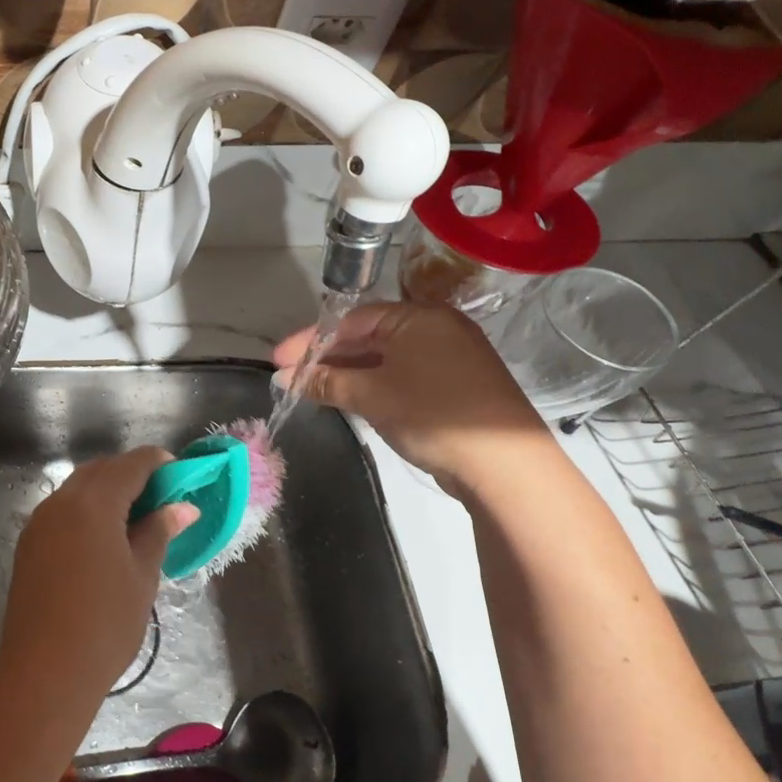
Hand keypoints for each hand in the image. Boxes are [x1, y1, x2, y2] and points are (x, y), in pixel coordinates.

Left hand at [0, 448, 197, 703]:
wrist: (45, 670)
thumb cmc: (105, 623)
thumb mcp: (142, 576)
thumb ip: (158, 532)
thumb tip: (182, 507)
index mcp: (93, 503)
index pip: (128, 466)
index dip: (156, 463)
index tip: (179, 473)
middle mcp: (60, 503)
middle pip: (99, 471)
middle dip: (130, 474)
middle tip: (161, 497)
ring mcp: (38, 523)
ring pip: (76, 490)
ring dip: (105, 492)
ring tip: (135, 519)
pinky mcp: (28, 545)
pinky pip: (60, 512)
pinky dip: (85, 512)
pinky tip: (103, 538)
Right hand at [273, 301, 549, 494]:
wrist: (503, 464)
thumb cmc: (432, 414)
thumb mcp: (371, 396)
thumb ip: (326, 382)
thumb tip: (283, 377)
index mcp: (418, 317)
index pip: (351, 320)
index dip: (311, 341)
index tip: (278, 362)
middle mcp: (436, 328)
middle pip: (368, 335)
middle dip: (327, 357)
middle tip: (290, 378)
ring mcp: (449, 356)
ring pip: (385, 357)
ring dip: (348, 372)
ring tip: (313, 390)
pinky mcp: (454, 384)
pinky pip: (402, 373)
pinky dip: (373, 383)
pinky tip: (350, 398)